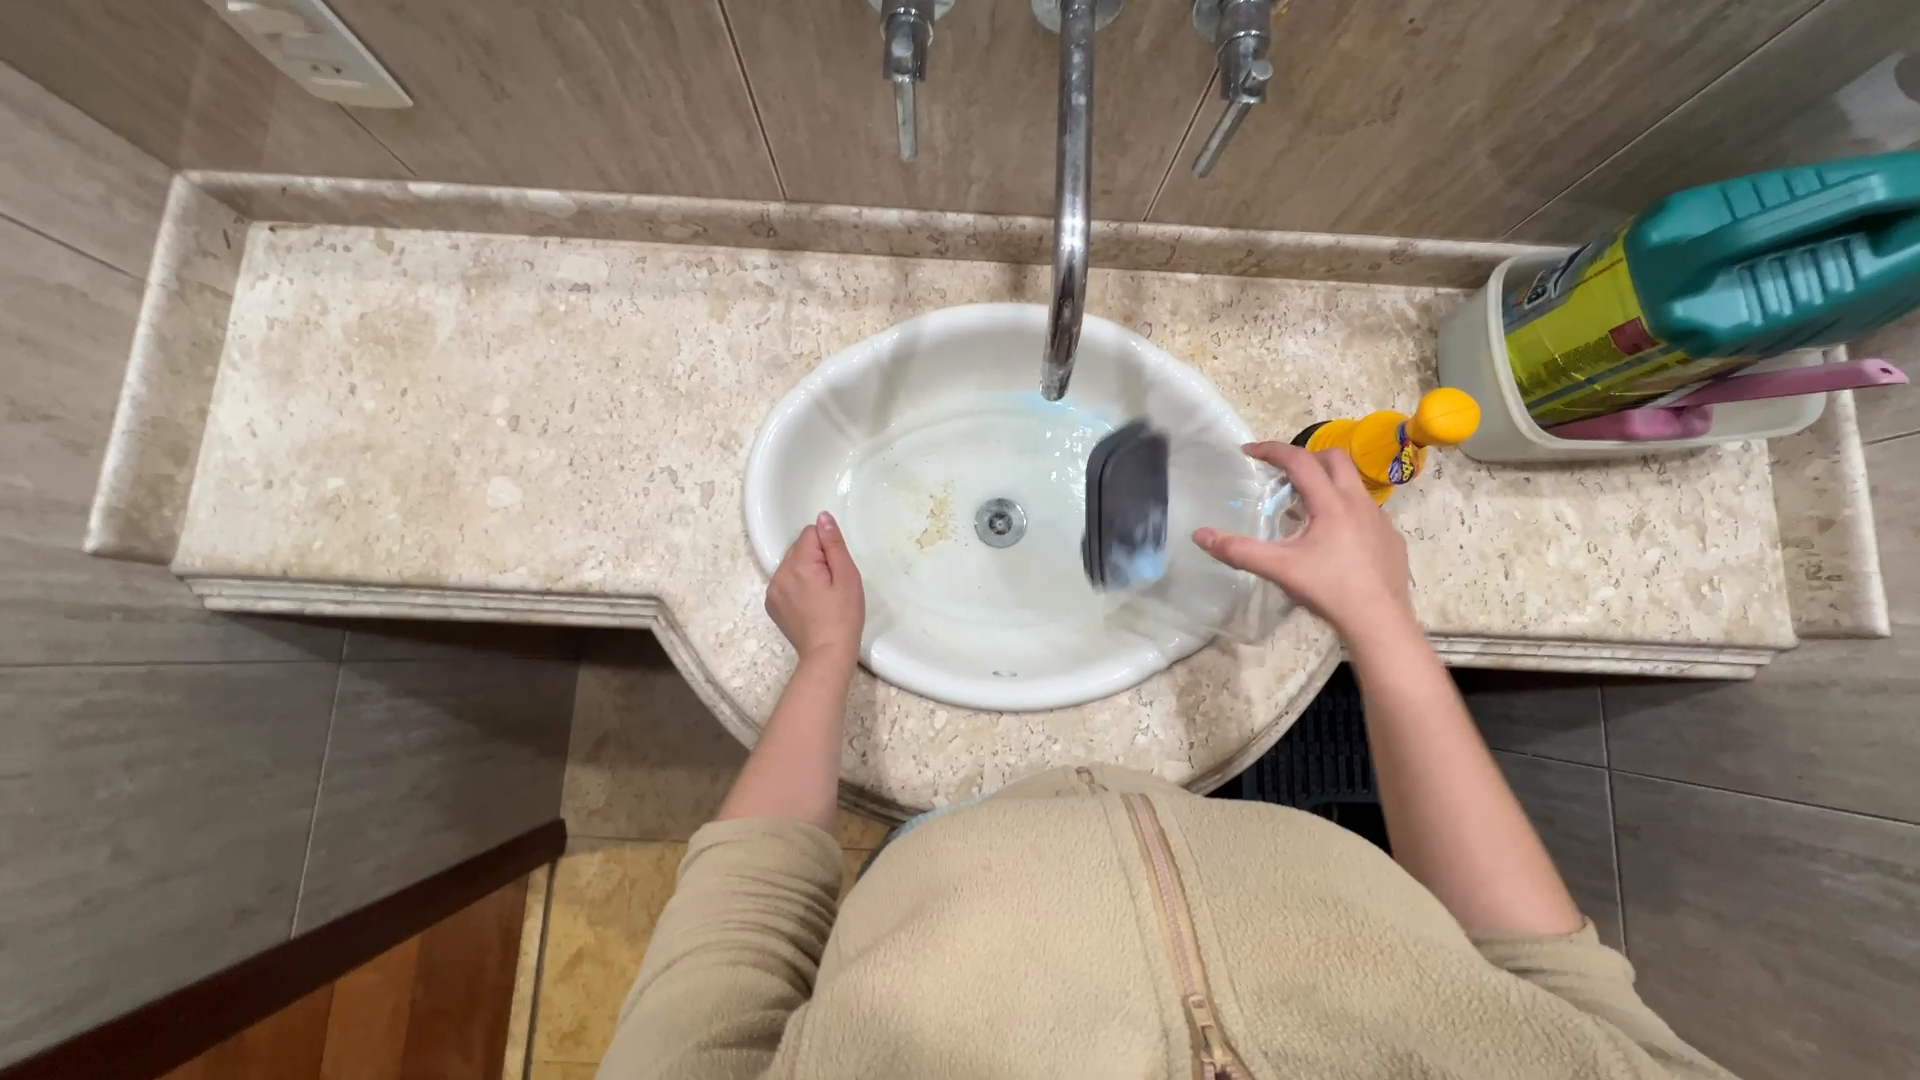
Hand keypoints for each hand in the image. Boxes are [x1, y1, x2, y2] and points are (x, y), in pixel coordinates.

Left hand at [766, 511, 865, 665]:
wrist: (827, 654)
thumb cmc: (844, 616)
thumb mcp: (847, 576)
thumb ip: (833, 544)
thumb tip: (822, 517)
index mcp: (799, 564)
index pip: (810, 533)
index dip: (828, 548)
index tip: (837, 570)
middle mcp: (780, 573)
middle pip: (799, 548)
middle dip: (816, 559)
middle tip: (832, 584)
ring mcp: (772, 590)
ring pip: (792, 565)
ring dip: (806, 572)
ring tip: (822, 596)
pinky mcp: (772, 604)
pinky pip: (785, 581)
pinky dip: (797, 586)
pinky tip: (810, 604)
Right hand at [1194, 442, 1414, 637]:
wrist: (1380, 621)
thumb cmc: (1329, 589)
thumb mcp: (1278, 569)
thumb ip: (1238, 551)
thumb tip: (1200, 536)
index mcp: (1331, 503)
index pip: (1299, 460)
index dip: (1272, 450)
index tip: (1249, 452)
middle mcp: (1359, 502)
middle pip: (1334, 458)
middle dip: (1306, 457)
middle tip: (1283, 474)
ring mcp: (1380, 518)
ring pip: (1353, 484)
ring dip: (1327, 483)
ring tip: (1305, 508)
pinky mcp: (1391, 537)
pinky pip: (1366, 510)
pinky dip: (1345, 510)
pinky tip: (1334, 538)